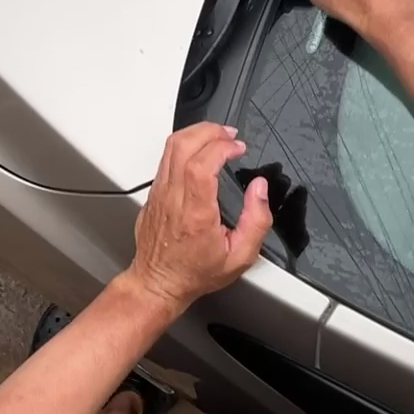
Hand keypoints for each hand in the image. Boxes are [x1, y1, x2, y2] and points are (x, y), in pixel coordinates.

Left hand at [122, 123, 273, 311]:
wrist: (158, 283)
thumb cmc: (195, 272)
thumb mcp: (240, 256)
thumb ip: (257, 220)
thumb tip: (260, 189)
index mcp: (195, 213)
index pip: (200, 164)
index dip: (221, 146)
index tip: (237, 147)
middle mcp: (173, 198)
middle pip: (181, 145)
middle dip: (209, 130)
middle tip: (229, 135)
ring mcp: (159, 193)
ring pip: (170, 147)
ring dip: (196, 133)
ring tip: (218, 137)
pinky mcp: (154, 193)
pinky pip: (166, 159)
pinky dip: (186, 146)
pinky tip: (201, 152)